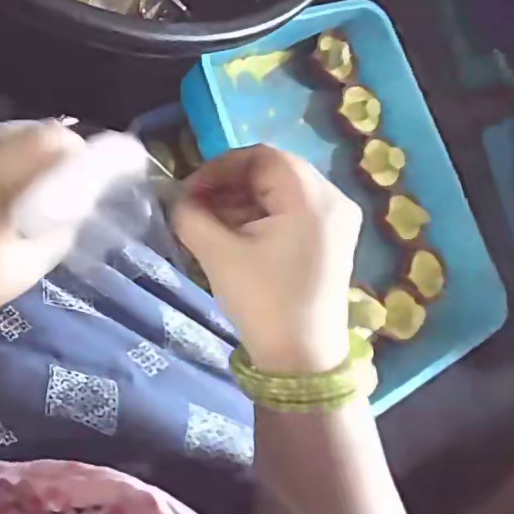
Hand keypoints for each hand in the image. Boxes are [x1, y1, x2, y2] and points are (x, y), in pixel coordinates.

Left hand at [0, 121, 86, 340]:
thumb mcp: (21, 268)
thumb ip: (58, 229)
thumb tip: (77, 203)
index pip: (50, 137)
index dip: (79, 154)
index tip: (89, 181)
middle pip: (28, 130)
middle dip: (55, 155)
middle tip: (66, 191)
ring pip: (4, 137)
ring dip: (29, 157)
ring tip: (37, 194)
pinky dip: (3, 162)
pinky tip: (5, 193)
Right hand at [172, 144, 359, 374]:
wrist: (301, 358)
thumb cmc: (262, 301)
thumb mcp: (217, 254)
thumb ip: (190, 216)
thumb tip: (178, 198)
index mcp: (312, 198)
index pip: (261, 156)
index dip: (219, 167)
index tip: (189, 192)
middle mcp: (332, 200)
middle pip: (272, 171)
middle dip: (227, 185)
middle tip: (195, 207)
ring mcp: (335, 221)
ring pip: (278, 192)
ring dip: (239, 201)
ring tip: (208, 225)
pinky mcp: (328, 241)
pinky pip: (288, 212)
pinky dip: (257, 216)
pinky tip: (232, 237)